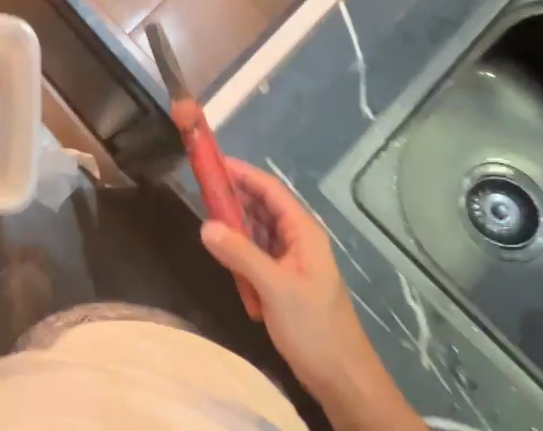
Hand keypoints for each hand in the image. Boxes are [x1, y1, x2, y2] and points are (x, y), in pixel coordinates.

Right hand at [200, 158, 374, 391]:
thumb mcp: (275, 288)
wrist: (343, 379)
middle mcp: (299, 240)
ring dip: (236, 227)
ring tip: (206, 218)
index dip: (243, 173)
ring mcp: (293, 262)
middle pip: (263, 207)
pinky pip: (258, 255)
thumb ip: (240, 254)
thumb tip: (205, 225)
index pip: (271, 190)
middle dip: (234, 197)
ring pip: (259, 231)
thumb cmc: (314, 328)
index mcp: (304, 233)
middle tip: (200, 189)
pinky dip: (241, 253)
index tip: (212, 162)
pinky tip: (225, 259)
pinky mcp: (285, 282)